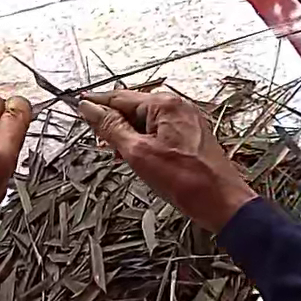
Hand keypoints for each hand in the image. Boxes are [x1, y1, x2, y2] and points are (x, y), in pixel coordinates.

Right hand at [78, 89, 256, 231]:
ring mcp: (187, 121)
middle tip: (103, 144)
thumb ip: (111, 128)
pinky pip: (159, 132)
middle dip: (115, 126)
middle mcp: (178, 107)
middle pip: (133, 108)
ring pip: (145, 122)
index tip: (78, 106)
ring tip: (125, 158)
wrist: (222, 203)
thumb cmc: (187, 181)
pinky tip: (142, 161)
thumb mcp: (138, 154)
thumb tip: (89, 109)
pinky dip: (145, 143)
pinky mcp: (191, 137)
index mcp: (166, 104)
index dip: (97, 104)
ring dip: (129, 137)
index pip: (120, 97)